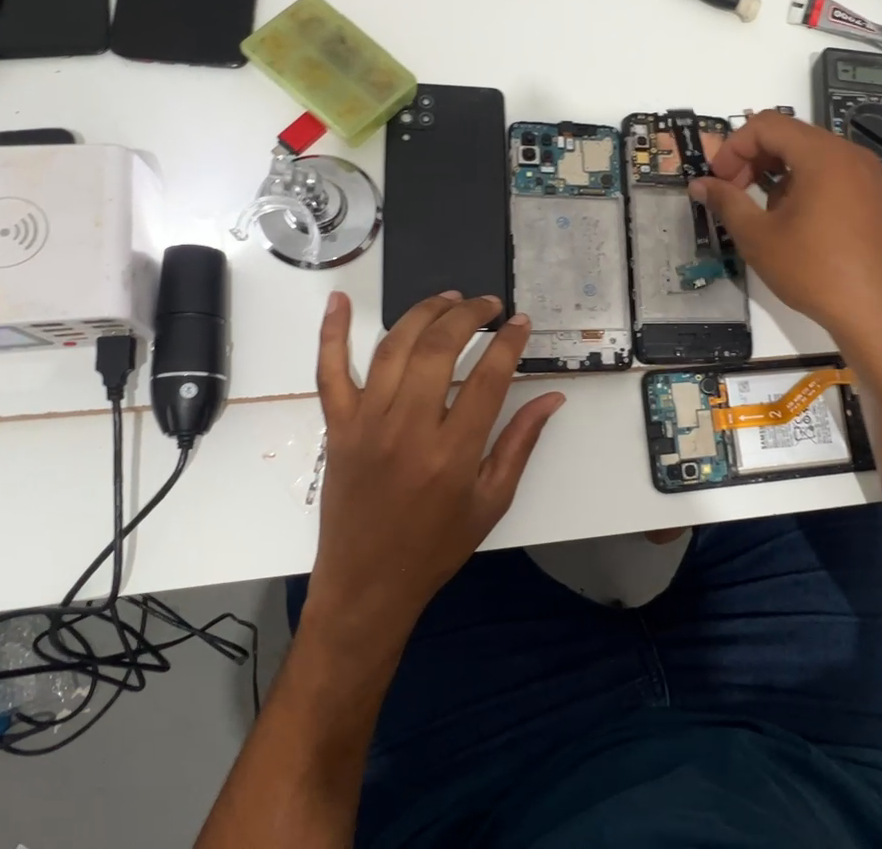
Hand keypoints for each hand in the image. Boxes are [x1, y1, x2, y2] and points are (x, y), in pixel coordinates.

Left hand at [307, 291, 564, 644]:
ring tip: (449, 299)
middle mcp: (408, 429)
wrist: (367, 583)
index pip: (487, 378)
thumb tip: (552, 398)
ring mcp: (366, 424)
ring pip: (392, 348)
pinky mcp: (336, 427)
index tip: (521, 323)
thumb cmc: (436, 546)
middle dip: (468, 315)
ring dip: (422, 313)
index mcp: (452, 454)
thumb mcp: (492, 501)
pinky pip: (329, 371)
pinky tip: (340, 301)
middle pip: (438, 349)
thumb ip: (521, 443)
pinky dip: (332, 333)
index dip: (508, 343)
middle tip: (489, 305)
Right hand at [693, 110, 881, 347]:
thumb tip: (700, 185)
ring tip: (767, 216)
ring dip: (780, 176)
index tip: (719, 179)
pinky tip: (799, 227)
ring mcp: (871, 177)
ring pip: (814, 158)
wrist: (876, 313)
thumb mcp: (759, 237)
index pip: (767, 125)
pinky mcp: (879, 200)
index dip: (734, 147)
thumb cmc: (814, 272)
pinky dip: (809, 187)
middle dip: (755, 160)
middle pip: (792, 137)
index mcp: (823, 155)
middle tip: (734, 194)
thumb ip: (726, 202)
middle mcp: (852, 156)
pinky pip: (837, 177)